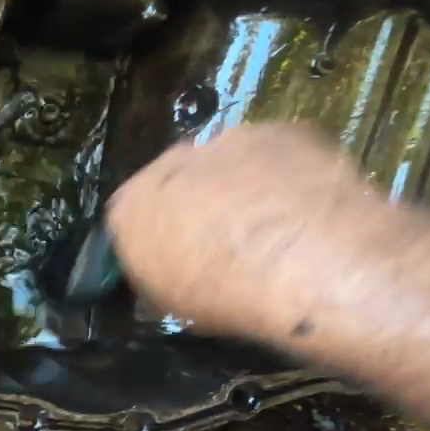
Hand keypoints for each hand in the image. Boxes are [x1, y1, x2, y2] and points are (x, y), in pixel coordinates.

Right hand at [106, 123, 387, 335]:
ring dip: (239, 186)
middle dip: (194, 204)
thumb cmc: (222, 293)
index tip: (172, 256)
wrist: (301, 261)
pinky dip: (283, 174)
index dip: (154, 235)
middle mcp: (167, 164)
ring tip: (268, 224)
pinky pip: (275, 153)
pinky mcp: (281, 129)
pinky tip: (301, 205)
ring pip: (226, 163)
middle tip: (221, 240)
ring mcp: (225, 141)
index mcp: (128, 208)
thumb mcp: (171, 300)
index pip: (129, 215)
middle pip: (175, 181)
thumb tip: (169, 272)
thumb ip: (159, 272)